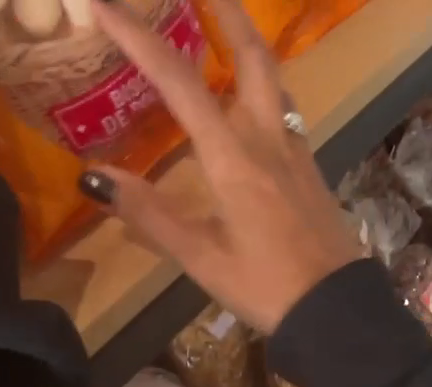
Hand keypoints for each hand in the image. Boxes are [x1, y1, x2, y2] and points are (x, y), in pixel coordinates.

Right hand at [78, 0, 362, 332]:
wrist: (338, 311)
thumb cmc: (268, 288)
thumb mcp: (202, 259)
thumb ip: (149, 215)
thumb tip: (93, 178)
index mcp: (235, 157)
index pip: (180, 81)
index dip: (138, 36)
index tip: (101, 3)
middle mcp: (271, 141)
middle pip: (252, 57)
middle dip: (226, 11)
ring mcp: (299, 155)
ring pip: (275, 84)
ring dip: (249, 49)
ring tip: (224, 35)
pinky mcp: (314, 176)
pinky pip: (288, 117)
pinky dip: (265, 94)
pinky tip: (252, 111)